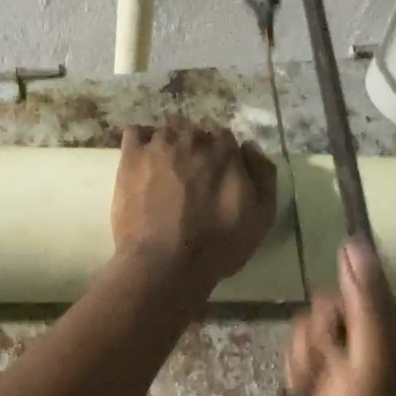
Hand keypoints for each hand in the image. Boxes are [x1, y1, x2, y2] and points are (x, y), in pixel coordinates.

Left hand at [111, 123, 278, 284]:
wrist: (164, 264)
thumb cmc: (217, 245)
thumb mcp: (261, 217)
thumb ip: (263, 175)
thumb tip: (249, 147)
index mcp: (225, 150)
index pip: (225, 137)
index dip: (222, 156)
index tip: (217, 177)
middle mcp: (192, 139)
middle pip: (196, 132)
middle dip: (196, 149)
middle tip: (192, 178)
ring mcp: (159, 146)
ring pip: (168, 131)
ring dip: (170, 144)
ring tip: (167, 171)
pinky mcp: (131, 158)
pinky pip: (135, 133)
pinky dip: (141, 141)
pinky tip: (144, 160)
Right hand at [286, 242, 395, 395]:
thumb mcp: (368, 361)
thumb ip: (365, 303)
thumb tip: (355, 243)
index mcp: (388, 325)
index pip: (344, 289)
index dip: (328, 318)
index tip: (332, 348)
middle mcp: (370, 336)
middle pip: (318, 311)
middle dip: (311, 344)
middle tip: (323, 378)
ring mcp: (348, 359)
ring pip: (304, 334)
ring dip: (302, 365)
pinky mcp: (329, 379)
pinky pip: (301, 358)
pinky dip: (298, 380)